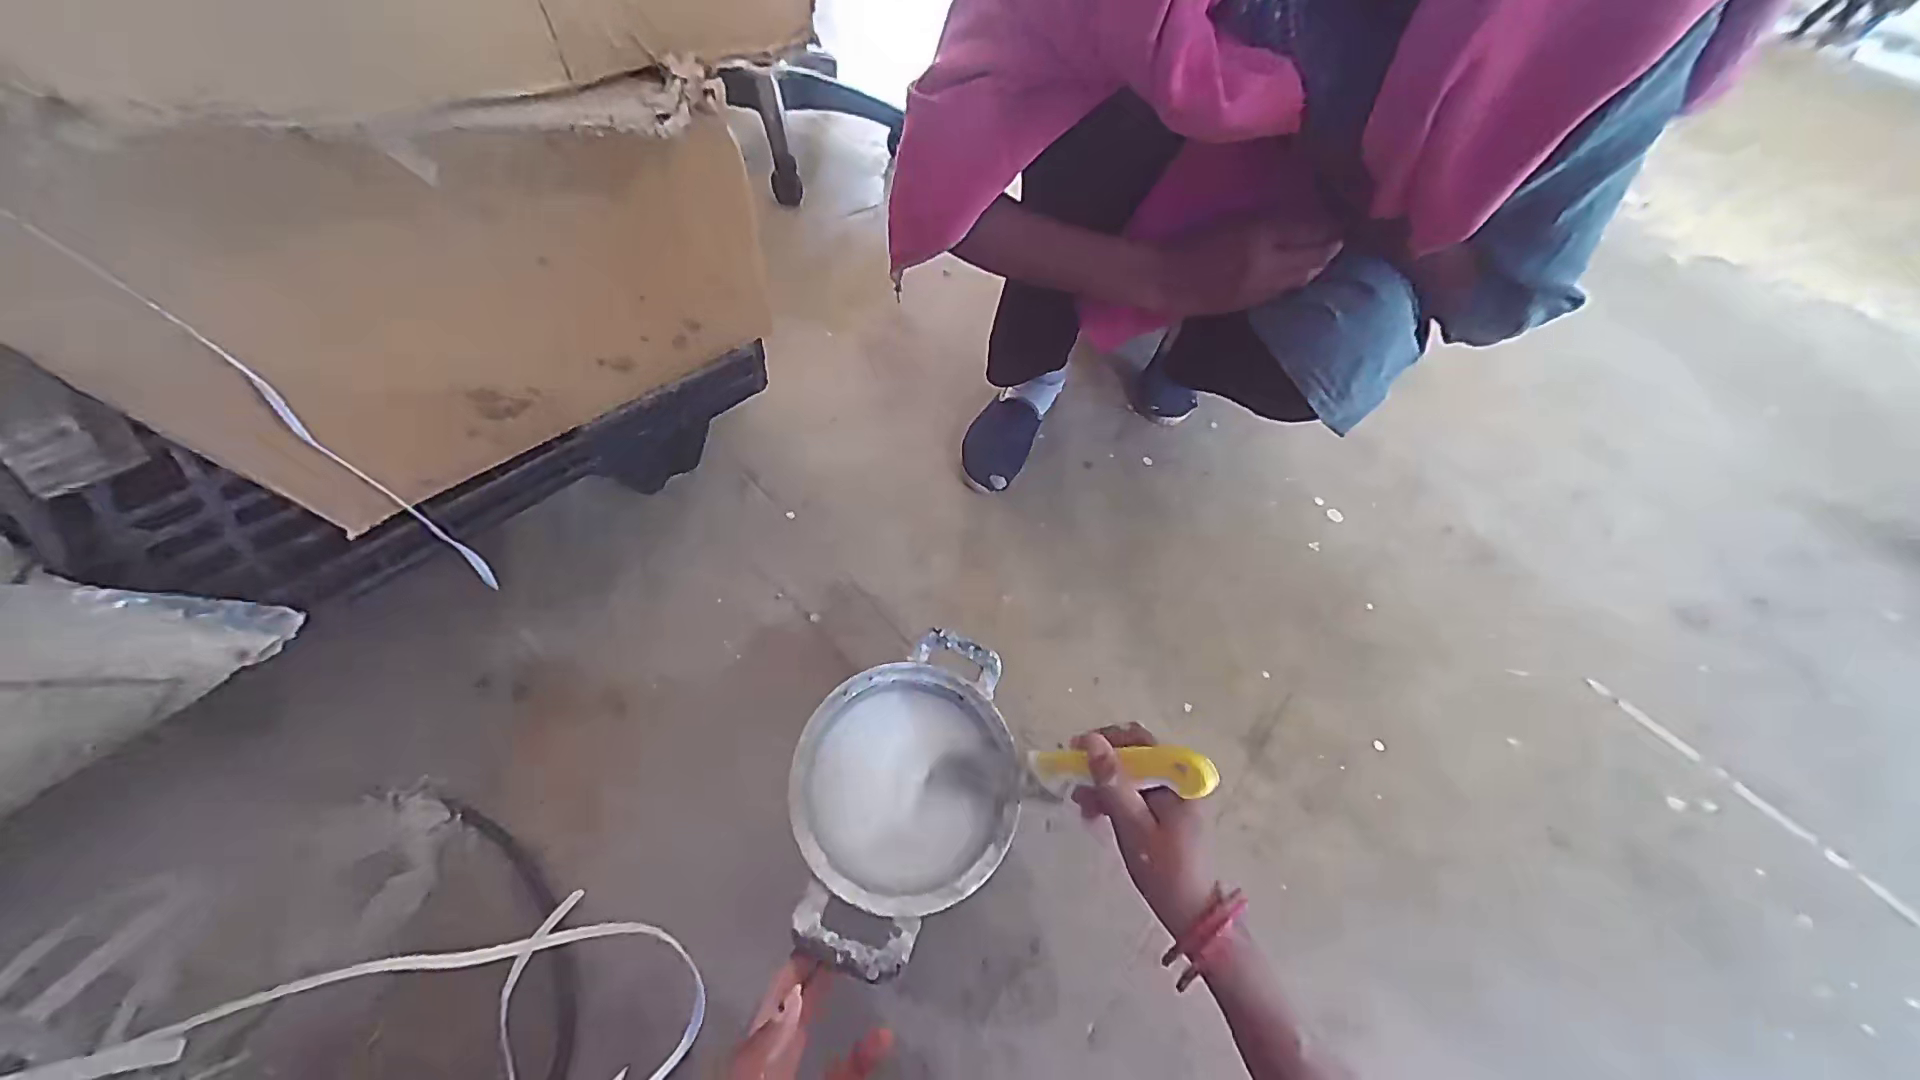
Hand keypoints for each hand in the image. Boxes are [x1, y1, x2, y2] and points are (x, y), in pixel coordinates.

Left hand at [728, 955, 892, 1079]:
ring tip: (867, 972)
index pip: (775, 998)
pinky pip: (843, 1073)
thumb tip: (794, 999)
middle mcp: (773, 1060)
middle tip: (849, 939)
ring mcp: (794, 1078)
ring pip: (821, 1037)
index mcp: (753, 1050)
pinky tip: (883, 1037)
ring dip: (844, 1006)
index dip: (796, 964)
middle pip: (799, 1009)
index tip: (822, 928)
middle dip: (821, 974)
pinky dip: (863, 1056)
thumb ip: (766, 1046)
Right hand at [1072, 724, 1216, 939]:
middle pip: (1135, 755)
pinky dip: (1114, 798)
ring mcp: (1175, 795)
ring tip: (1081, 802)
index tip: (1076, 750)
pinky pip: (1136, 793)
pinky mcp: (1168, 812)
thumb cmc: (1165, 871)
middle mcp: (1180, 779)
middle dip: (1102, 765)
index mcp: (1180, 777)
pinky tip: (1096, 812)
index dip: (1105, 739)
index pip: (1140, 740)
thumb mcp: (1132, 825)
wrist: (1194, 916)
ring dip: (1105, 784)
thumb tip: (1092, 741)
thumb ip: (1113, 782)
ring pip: (1132, 774)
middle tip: (1074, 778)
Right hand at [1148, 216, 1341, 316]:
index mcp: (1263, 240)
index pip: (1315, 232)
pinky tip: (1296, 273)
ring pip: (1302, 278)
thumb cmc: (1190, 243)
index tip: (1347, 213)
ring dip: (1317, 266)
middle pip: (1315, 259)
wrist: (1161, 281)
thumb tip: (1312, 220)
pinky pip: (1283, 291)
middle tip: (1343, 234)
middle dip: (1331, 248)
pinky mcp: (1248, 304)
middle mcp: (1269, 269)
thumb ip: (1272, 222)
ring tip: (1324, 254)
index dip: (1334, 224)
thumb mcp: (1234, 221)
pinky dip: (1296, 280)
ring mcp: (1259, 291)